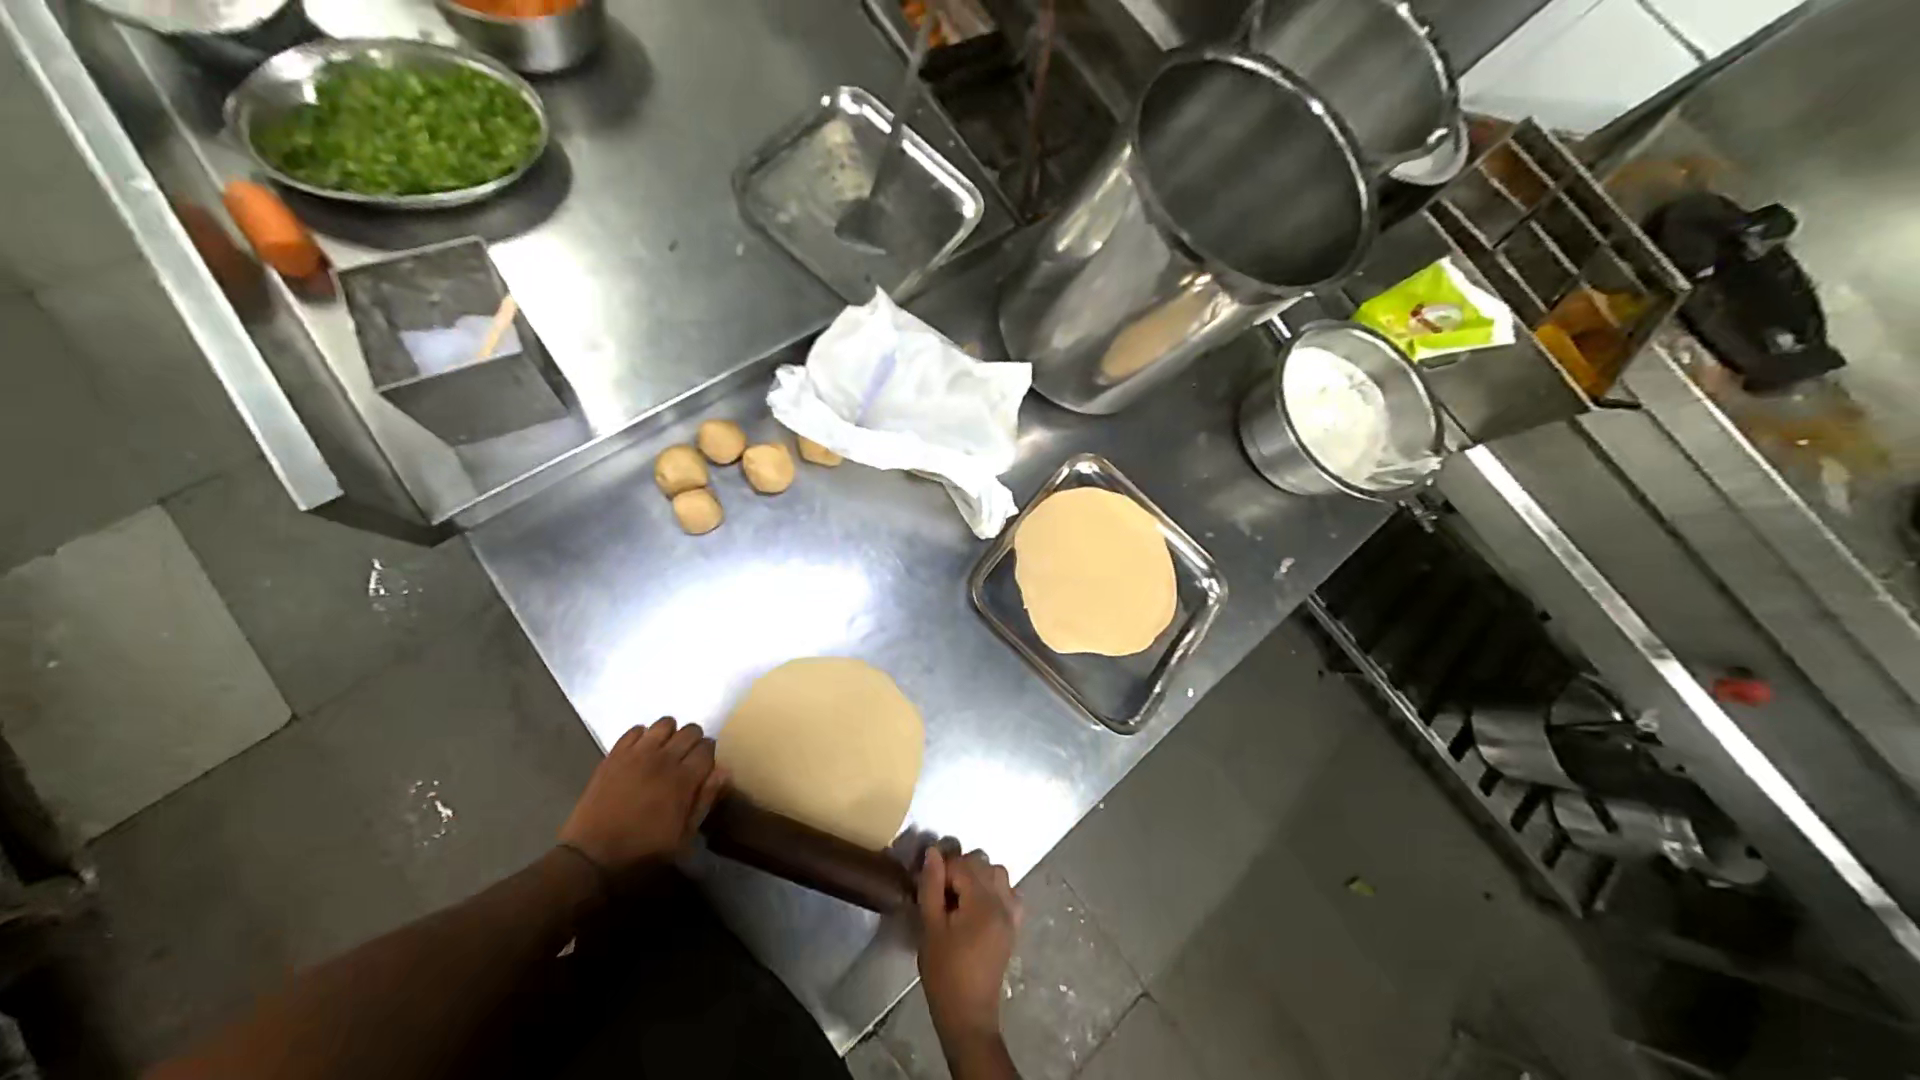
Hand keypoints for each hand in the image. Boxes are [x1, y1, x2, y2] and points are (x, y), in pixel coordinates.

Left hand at [558, 717, 725, 876]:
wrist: (591, 860)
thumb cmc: (643, 852)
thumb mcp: (684, 837)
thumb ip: (705, 800)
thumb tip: (723, 770)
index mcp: (683, 780)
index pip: (708, 748)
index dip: (710, 755)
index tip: (705, 767)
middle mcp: (663, 759)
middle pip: (690, 731)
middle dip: (694, 742)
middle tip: (687, 760)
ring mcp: (636, 754)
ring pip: (664, 724)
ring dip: (670, 735)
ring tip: (665, 752)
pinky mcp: (614, 755)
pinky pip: (635, 730)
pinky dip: (643, 736)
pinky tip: (642, 753)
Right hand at [916, 846, 1019, 1043]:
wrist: (968, 1014)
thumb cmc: (944, 973)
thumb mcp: (930, 928)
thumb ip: (931, 886)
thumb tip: (933, 852)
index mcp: (983, 903)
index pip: (962, 865)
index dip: (942, 871)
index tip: (926, 887)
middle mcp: (1003, 902)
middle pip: (982, 864)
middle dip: (959, 870)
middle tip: (939, 894)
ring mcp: (1012, 913)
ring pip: (997, 874)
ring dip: (977, 877)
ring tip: (958, 899)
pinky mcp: (1014, 925)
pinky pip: (1008, 892)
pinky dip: (994, 890)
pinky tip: (978, 907)